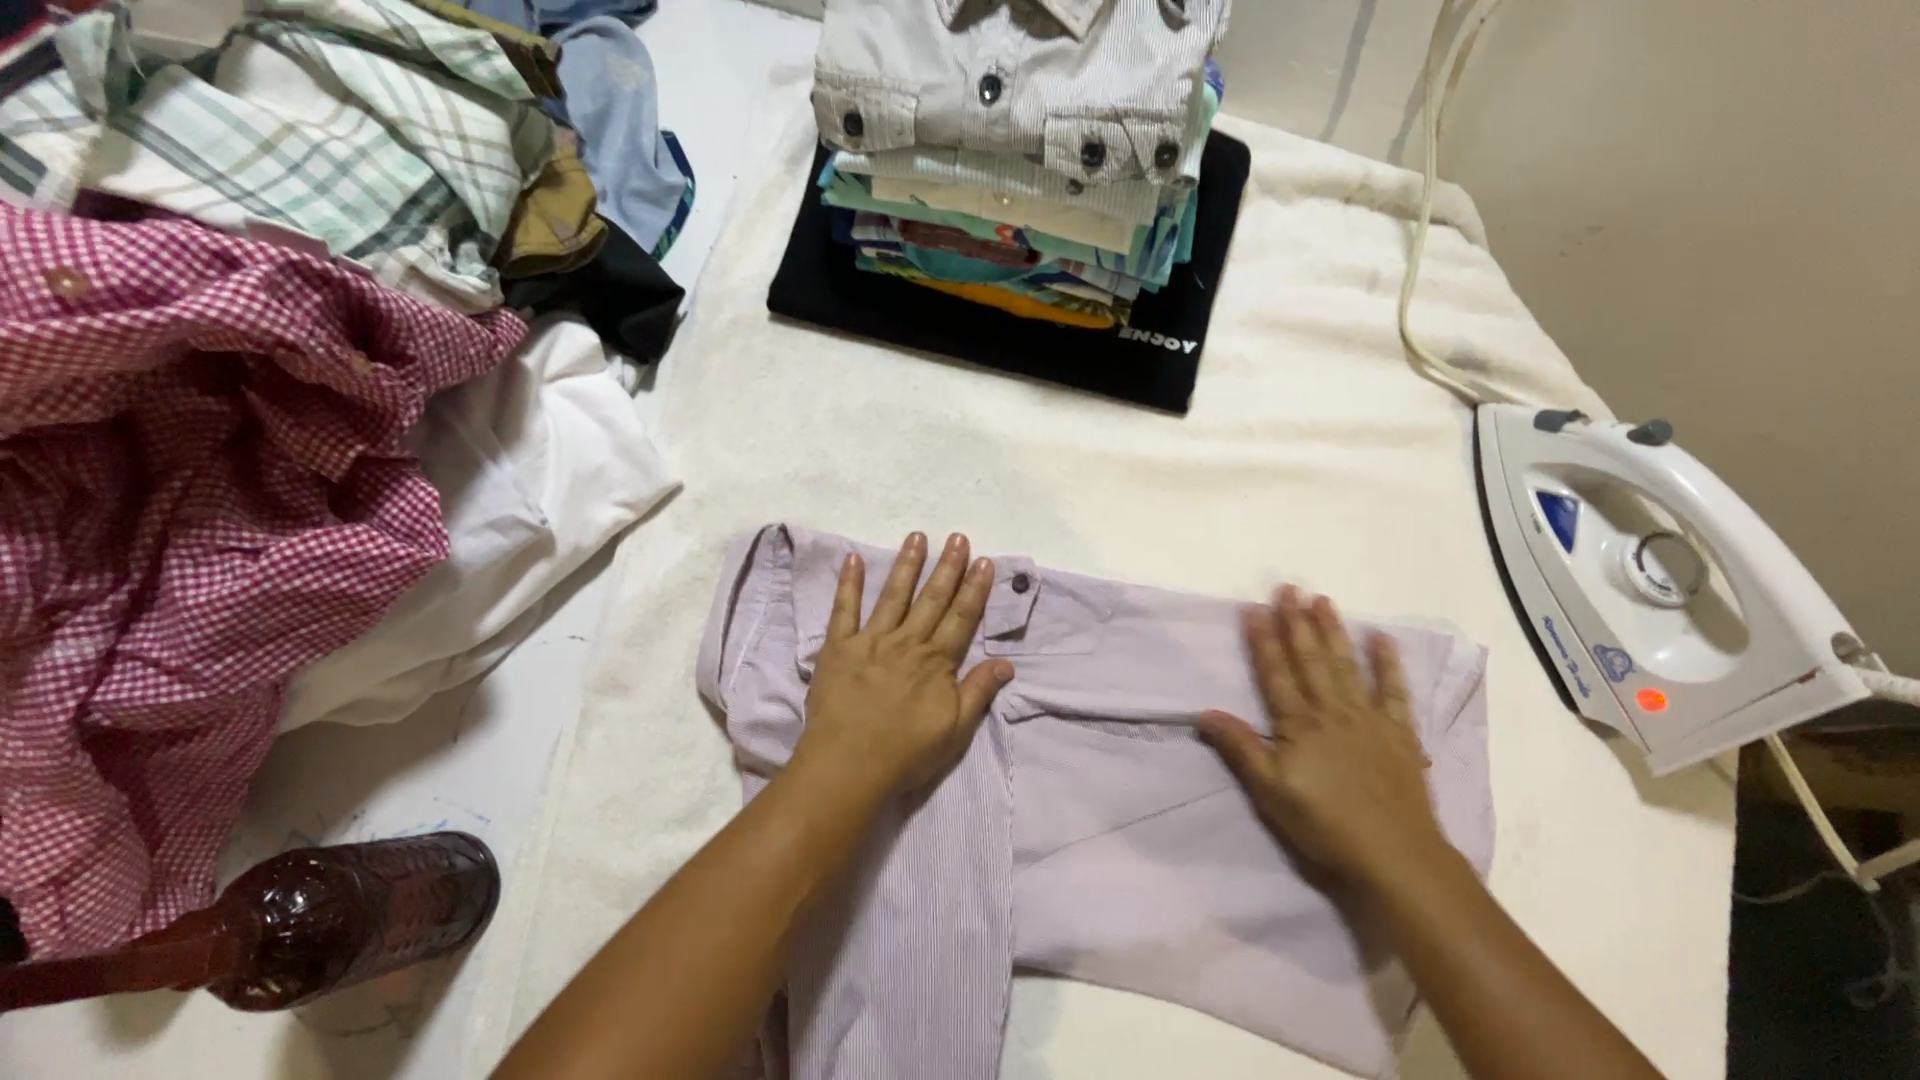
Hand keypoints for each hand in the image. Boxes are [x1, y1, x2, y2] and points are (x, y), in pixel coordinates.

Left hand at [795, 532, 1014, 796]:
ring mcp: (870, 641)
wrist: (847, 765)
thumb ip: (978, 691)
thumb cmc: (905, 754)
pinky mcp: (837, 648)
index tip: (984, 562)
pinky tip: (853, 559)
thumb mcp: (954, 731)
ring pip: (893, 596)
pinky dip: (849, 584)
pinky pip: (843, 610)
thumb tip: (1006, 662)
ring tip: (917, 536)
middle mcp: (906, 643)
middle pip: (931, 600)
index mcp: (936, 662)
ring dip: (907, 565)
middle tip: (957, 538)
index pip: (961, 618)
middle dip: (947, 567)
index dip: (974, 589)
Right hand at [1199, 585, 1449, 890]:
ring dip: (1333, 631)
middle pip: (1310, 659)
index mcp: (1298, 725)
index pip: (1275, 674)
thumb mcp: (1270, 791)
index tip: (1252, 608)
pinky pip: (1394, 691)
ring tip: (1322, 599)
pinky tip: (1382, 639)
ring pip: (1346, 666)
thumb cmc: (1324, 824)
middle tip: (1288, 587)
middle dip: (1296, 622)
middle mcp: (1332, 712)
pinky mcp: (1399, 734)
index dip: (1262, 641)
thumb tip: (1205, 713)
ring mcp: (1369, 719)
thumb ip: (1240, 748)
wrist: (1394, 853)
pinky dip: (1388, 664)